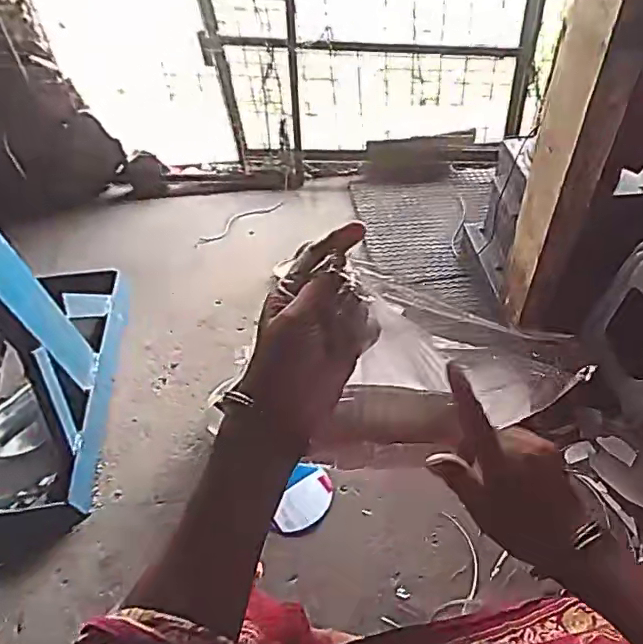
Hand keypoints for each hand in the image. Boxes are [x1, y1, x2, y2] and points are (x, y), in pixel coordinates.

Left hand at [234, 222, 375, 442]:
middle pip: (340, 279)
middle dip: (347, 286)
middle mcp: (312, 306)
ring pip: (356, 303)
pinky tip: (353, 343)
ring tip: (340, 334)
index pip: (315, 258)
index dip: (336, 242)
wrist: (283, 413)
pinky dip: (365, 332)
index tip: (358, 231)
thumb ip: (317, 290)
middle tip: (339, 308)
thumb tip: (336, 263)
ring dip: (355, 312)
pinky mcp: (346, 347)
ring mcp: (330, 327)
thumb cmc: (277, 367)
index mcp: (290, 294)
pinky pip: (365, 329)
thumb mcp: (294, 320)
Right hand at [425, 363, 598, 580]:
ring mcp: (543, 448)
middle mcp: (524, 447)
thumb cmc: (527, 533)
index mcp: (501, 460)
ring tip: (497, 482)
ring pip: (510, 437)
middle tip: (472, 472)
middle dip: (478, 444)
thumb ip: (459, 479)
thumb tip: (436, 459)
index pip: (476, 419)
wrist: (573, 544)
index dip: (463, 393)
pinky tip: (517, 480)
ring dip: (498, 449)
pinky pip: (527, 444)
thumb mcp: (483, 511)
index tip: (454, 371)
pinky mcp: (555, 453)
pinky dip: (516, 454)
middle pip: (492, 431)